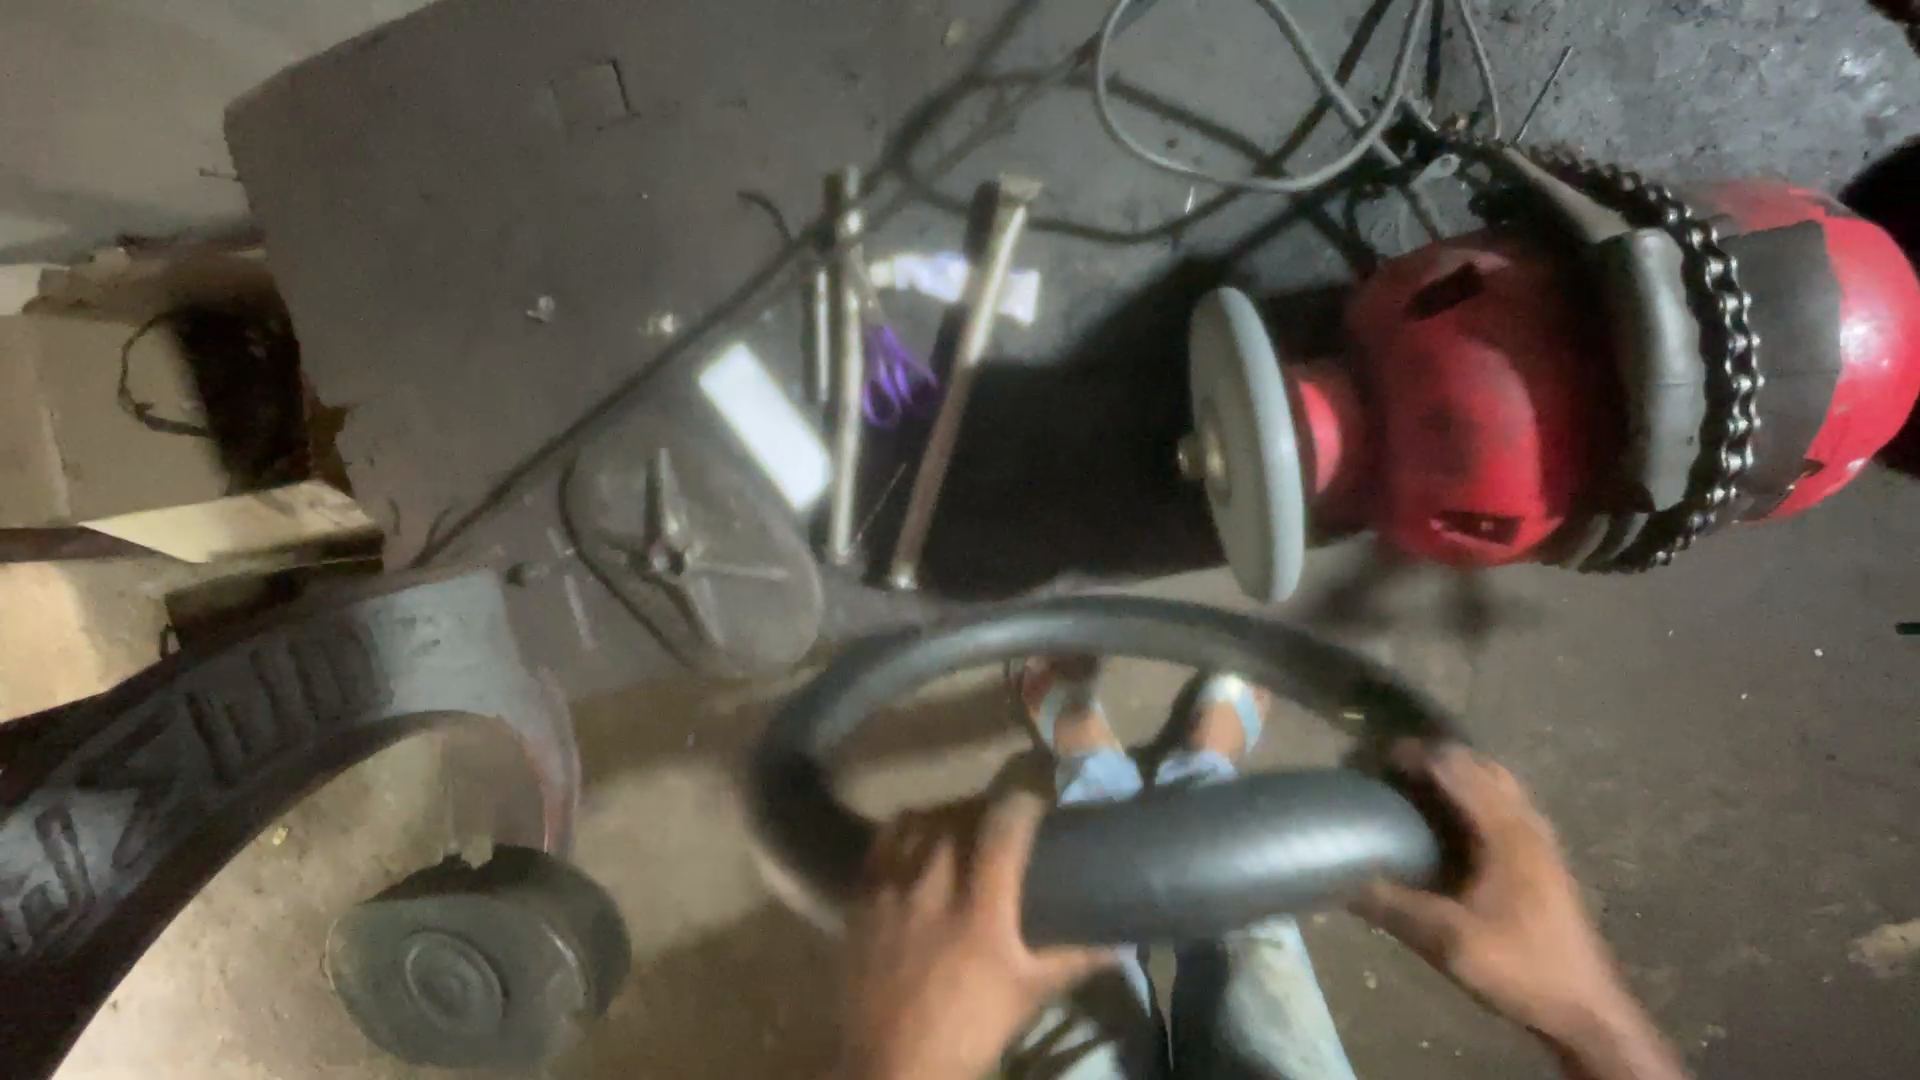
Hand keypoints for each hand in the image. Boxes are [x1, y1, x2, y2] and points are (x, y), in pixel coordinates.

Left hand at [842, 792, 1113, 1079]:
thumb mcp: (1028, 994)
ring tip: (958, 821)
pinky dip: (904, 830)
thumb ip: (1073, 959)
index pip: (1003, 831)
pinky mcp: (862, 898)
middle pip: (959, 818)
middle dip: (982, 807)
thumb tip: (1120, 942)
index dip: (1022, 804)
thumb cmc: (970, 1029)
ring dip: (944, 814)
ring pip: (919, 823)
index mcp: (980, 910)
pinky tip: (916, 837)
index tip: (1035, 798)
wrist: (893, 1065)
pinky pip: (882, 842)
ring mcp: (893, 889)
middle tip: (999, 814)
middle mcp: (934, 886)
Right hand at [1352, 742, 1684, 1079]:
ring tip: (1414, 787)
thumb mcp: (1446, 940)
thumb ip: (1390, 905)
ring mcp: (1541, 839)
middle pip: (1478, 763)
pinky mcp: (1543, 856)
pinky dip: (1471, 794)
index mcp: (1505, 832)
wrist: (1588, 1012)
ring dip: (1455, 773)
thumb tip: (1335, 879)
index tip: (1371, 760)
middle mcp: (1526, 823)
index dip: (1411, 755)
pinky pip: (1503, 802)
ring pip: (1496, 781)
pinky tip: (1447, 821)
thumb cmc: (1519, 967)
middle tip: (1389, 769)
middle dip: (1432, 756)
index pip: (1454, 767)